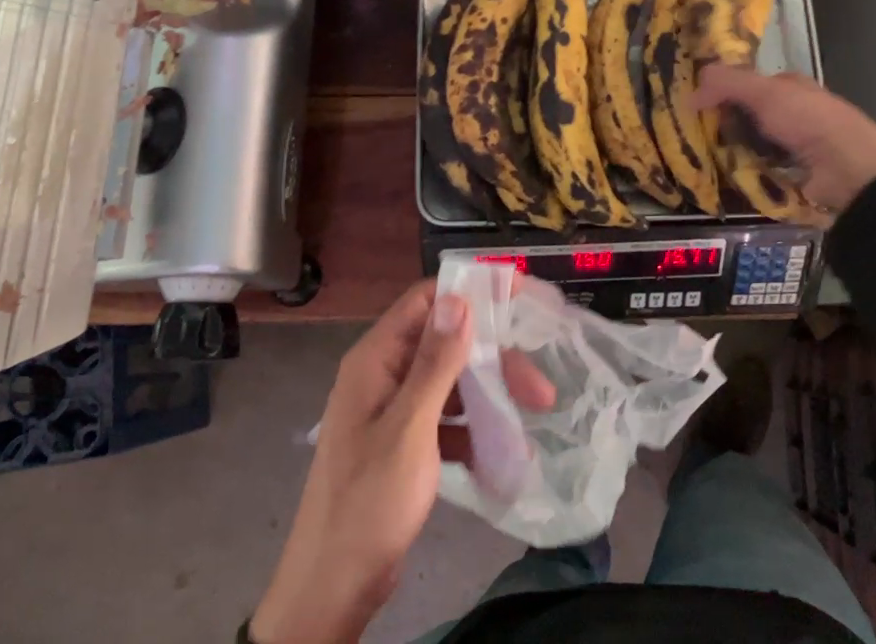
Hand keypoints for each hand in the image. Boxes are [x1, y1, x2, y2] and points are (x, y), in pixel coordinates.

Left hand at [250, 281, 554, 643]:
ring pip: (449, 383)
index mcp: (374, 360)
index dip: (471, 294)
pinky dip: (472, 430)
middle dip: (494, 360)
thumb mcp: (409, 428)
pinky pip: (444, 419)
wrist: (334, 581)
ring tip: (531, 420)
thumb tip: (459, 299)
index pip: (424, 302)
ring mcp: (391, 410)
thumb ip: (434, 363)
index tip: (521, 303)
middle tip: (541, 391)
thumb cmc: (369, 500)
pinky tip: (501, 454)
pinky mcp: (402, 442)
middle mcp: (381, 375)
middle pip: (445, 344)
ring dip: (489, 396)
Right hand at [693, 66, 875, 214]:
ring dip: (733, 153)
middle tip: (695, 138)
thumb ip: (728, 84)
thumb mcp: (765, 93)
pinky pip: (762, 171)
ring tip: (703, 162)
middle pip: (748, 116)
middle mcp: (794, 113)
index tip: (695, 106)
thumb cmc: (808, 121)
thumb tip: (691, 90)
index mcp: (791, 87)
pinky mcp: (796, 175)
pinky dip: (747, 174)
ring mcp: (796, 146)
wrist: (849, 170)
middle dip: (724, 126)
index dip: (722, 91)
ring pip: (753, 145)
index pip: (748, 84)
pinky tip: (728, 180)